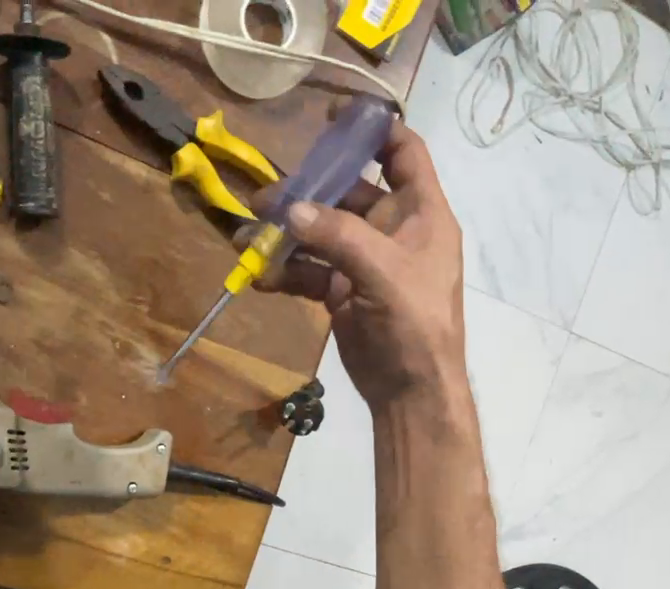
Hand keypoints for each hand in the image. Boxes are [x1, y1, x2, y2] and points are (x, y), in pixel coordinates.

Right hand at [257, 118, 466, 411]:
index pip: (402, 153)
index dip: (373, 129)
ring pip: (320, 235)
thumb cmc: (415, 323)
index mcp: (420, 213)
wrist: (410, 390)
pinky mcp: (342, 293)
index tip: (333, 118)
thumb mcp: (384, 272)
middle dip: (308, 191)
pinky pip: (309, 272)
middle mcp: (392, 231)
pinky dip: (285, 272)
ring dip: (286, 235)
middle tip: (266, 197)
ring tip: (249, 239)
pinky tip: (260, 276)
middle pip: (347, 193)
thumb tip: (290, 212)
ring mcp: (363, 263)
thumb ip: (339, 237)